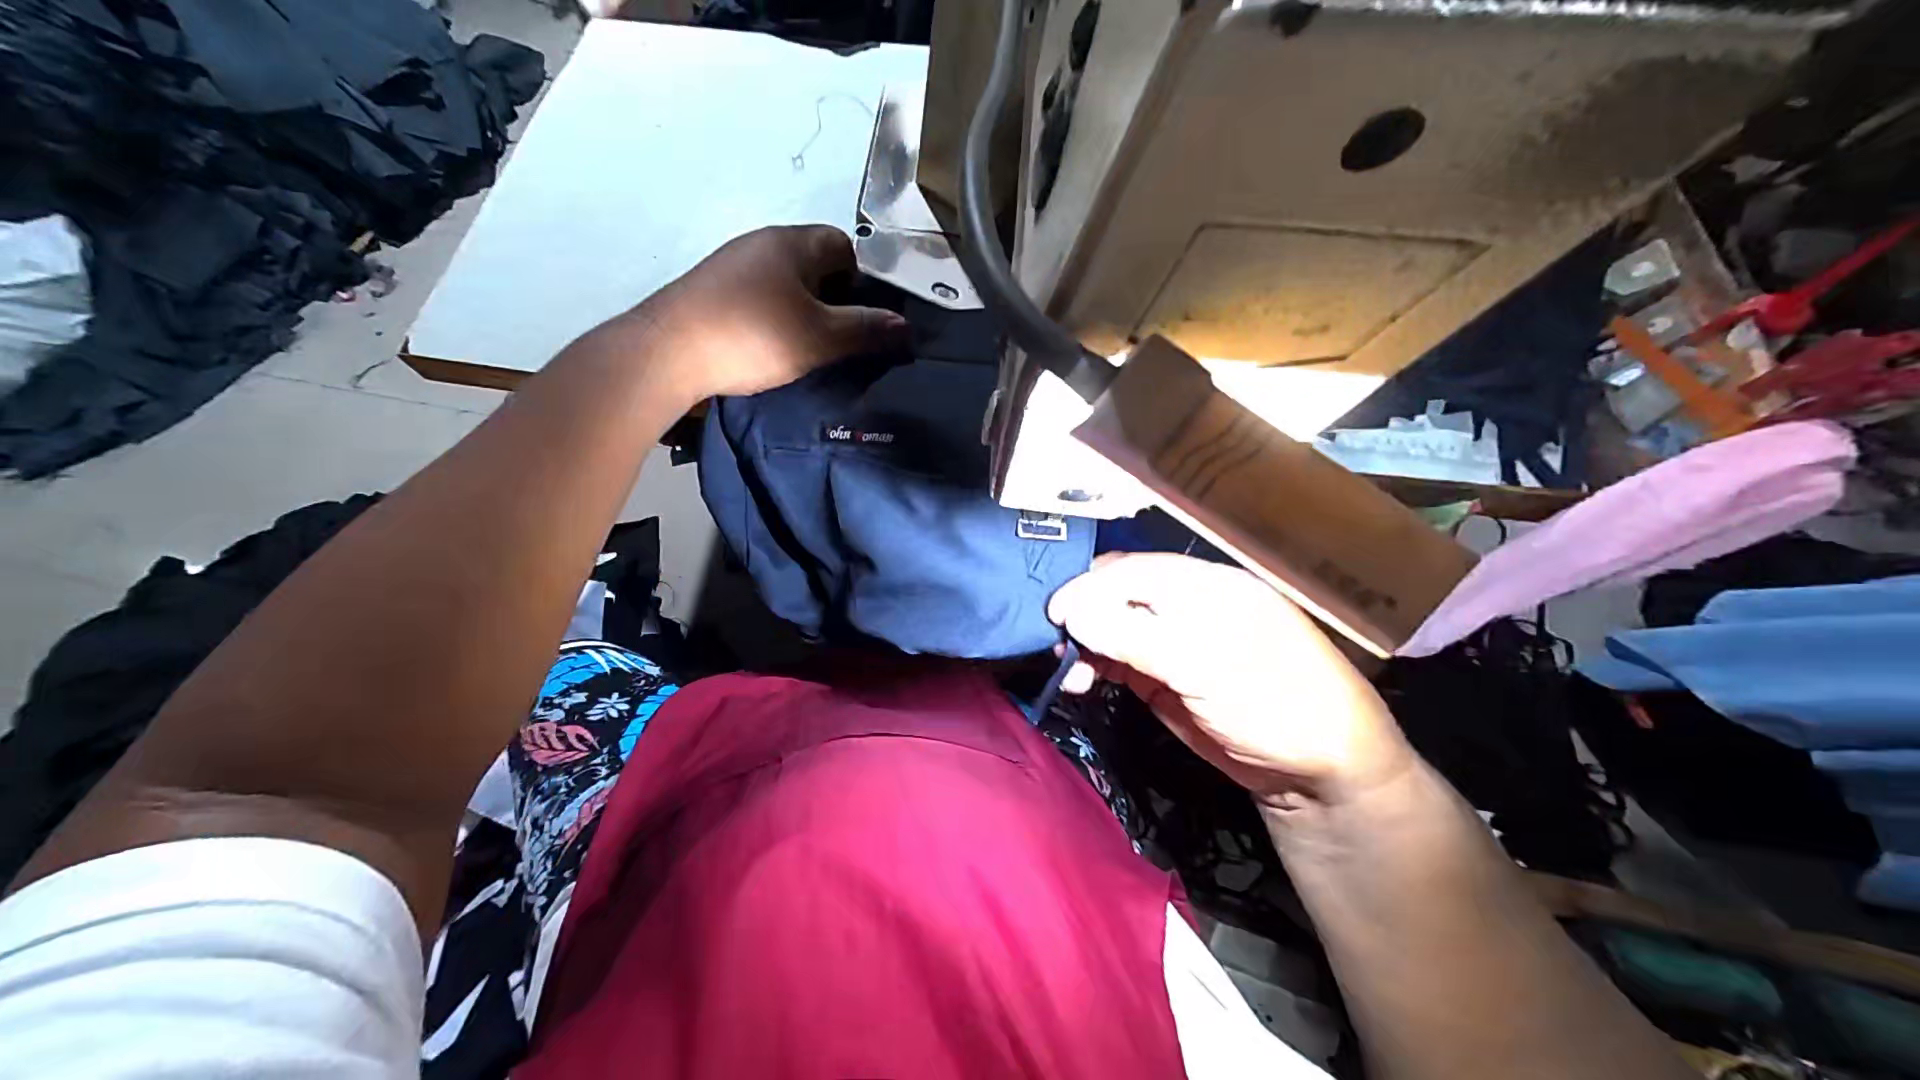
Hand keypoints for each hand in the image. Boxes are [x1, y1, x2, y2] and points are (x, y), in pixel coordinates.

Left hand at [585, 225, 908, 403]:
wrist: (666, 355)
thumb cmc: (752, 336)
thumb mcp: (819, 337)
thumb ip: (865, 330)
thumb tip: (903, 325)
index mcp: (791, 243)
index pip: (845, 246)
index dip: (865, 280)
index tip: (868, 318)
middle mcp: (761, 245)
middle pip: (816, 266)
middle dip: (836, 300)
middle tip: (845, 340)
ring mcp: (733, 267)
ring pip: (787, 285)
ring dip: (805, 313)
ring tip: (812, 350)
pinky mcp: (713, 293)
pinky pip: (761, 300)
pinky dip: (775, 320)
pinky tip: (774, 349)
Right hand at [1048, 554, 1414, 809]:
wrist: (1319, 771)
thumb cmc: (1274, 701)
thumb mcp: (1205, 665)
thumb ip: (1134, 635)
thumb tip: (1072, 613)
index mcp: (1203, 584)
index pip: (1132, 571)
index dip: (1089, 589)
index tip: (1055, 616)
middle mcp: (1185, 605)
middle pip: (1116, 596)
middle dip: (1081, 616)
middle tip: (1057, 647)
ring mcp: (1173, 643)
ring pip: (1112, 629)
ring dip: (1085, 646)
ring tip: (1068, 673)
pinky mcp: (1165, 678)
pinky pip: (1119, 661)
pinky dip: (1096, 668)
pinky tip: (1082, 681)